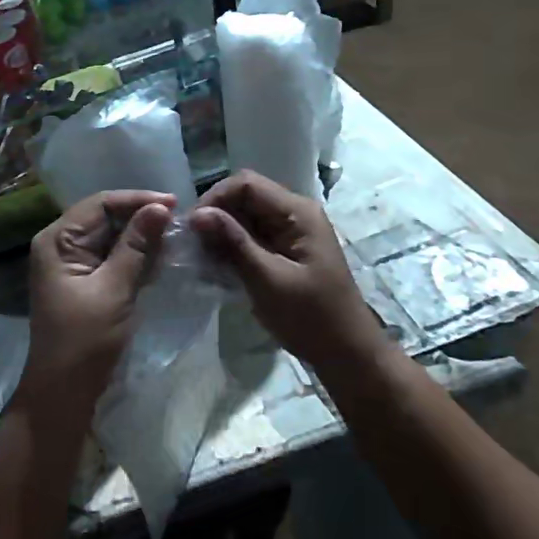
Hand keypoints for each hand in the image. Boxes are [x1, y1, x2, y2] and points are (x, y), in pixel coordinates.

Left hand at [23, 190, 175, 407]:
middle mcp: (62, 244)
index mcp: (58, 240)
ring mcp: (73, 263)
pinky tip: (161, 257)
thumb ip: (137, 246)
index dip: (137, 200)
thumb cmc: (85, 340)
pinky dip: (136, 256)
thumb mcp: (114, 289)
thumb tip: (161, 207)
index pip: (100, 204)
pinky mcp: (87, 281)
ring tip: (176, 237)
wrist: (64, 392)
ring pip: (113, 236)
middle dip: (142, 217)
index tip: (175, 204)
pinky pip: (114, 257)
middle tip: (180, 221)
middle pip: (106, 217)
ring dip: (142, 237)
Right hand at [190, 170, 388, 371]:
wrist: (346, 354)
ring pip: (245, 218)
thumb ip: (234, 243)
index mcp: (297, 212)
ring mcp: (290, 233)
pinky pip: (252, 238)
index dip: (215, 198)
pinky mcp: (285, 251)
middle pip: (245, 198)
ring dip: (221, 234)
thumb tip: (197, 214)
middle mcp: (294, 213)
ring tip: (201, 259)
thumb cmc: (311, 317)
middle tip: (193, 246)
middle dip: (216, 217)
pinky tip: (217, 268)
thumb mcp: (268, 279)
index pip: (246, 184)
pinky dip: (232, 248)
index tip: (191, 228)